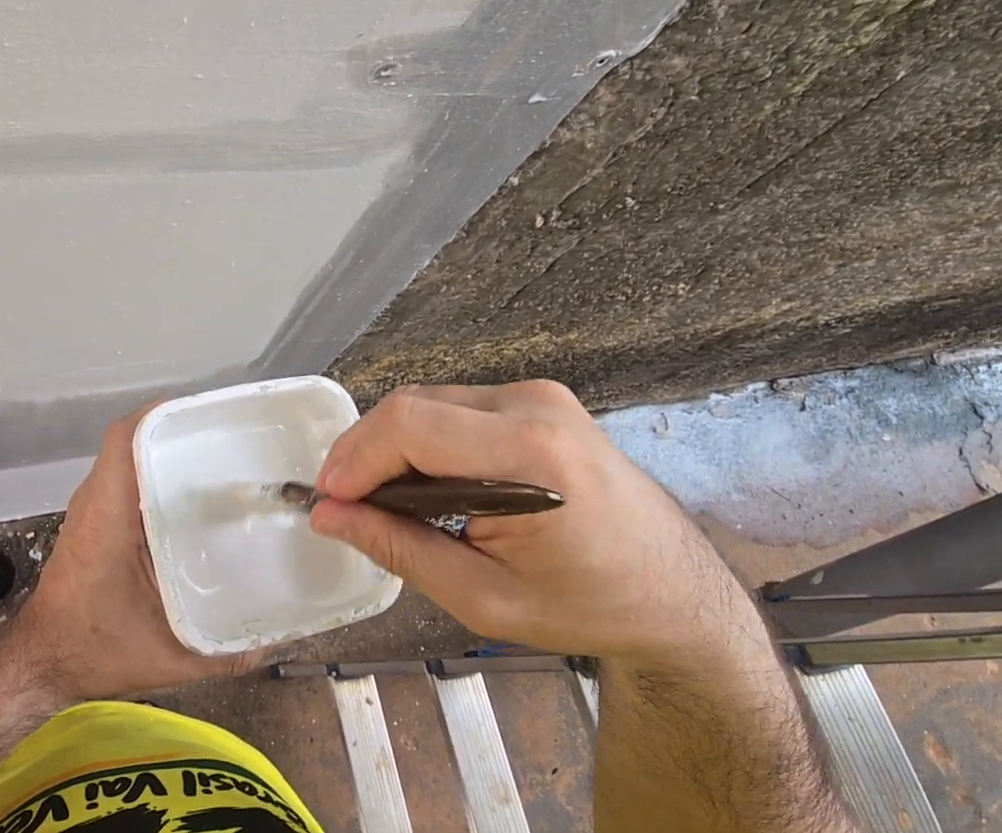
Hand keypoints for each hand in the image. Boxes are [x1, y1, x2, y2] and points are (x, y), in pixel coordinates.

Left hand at [6, 406, 262, 701]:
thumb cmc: (95, 650)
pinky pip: (126, 481)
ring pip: (129, 458)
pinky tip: (193, 501)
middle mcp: (96, 502)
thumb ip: (224, 653)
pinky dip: (156, 477)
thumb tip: (276, 640)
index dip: (163, 414)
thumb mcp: (168, 658)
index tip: (208, 415)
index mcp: (108, 516)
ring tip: (220, 462)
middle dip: (179, 432)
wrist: (41, 662)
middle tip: (232, 441)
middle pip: (133, 441)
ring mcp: (91, 510)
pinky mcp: (94, 523)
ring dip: (167, 453)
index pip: (125, 439)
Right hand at [308, 382, 767, 672]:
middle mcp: (534, 405)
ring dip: (391, 446)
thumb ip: (398, 548)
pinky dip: (423, 440)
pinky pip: (454, 407)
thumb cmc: (586, 606)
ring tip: (381, 500)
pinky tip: (423, 483)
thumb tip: (326, 515)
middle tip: (344, 505)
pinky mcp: (539, 399)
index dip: (355, 456)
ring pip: (428, 402)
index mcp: (530, 454)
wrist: (676, 592)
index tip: (327, 500)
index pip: (411, 425)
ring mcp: (540, 395)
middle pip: (413, 406)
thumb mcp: (483, 597)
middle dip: (365, 452)